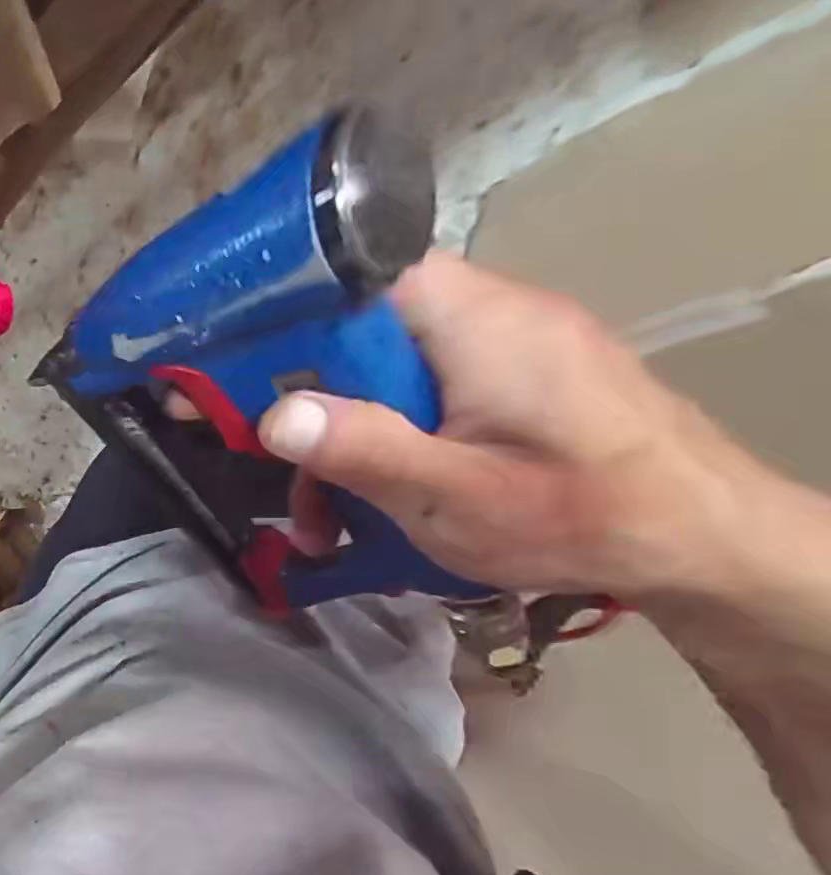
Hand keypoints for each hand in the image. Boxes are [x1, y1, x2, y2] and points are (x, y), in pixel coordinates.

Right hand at [252, 252, 769, 600]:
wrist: (705, 547)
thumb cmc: (587, 516)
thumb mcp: (457, 495)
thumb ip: (366, 450)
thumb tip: (273, 416)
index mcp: (475, 323)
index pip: (355, 278)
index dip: (277, 311)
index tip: (217, 360)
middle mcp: (480, 318)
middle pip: (348, 333)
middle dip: (293, 400)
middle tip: (245, 450)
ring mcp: (486, 351)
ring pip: (368, 377)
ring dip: (328, 444)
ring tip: (319, 522)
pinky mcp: (492, 384)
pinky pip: (402, 399)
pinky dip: (367, 450)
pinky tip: (358, 512)